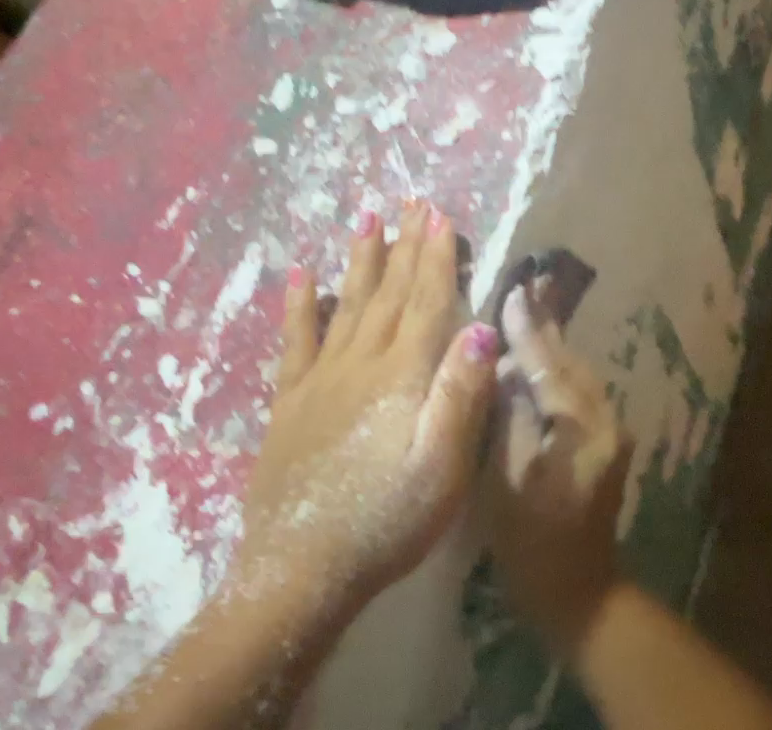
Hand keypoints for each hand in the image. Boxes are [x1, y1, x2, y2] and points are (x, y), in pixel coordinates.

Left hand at [233, 201, 500, 618]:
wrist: (300, 569)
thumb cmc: (387, 519)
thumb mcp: (443, 465)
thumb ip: (460, 393)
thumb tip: (481, 327)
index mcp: (402, 375)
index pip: (426, 302)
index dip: (436, 257)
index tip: (440, 215)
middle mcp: (360, 364)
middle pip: (388, 293)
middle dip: (404, 246)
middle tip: (411, 202)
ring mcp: (320, 379)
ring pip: (346, 304)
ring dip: (359, 261)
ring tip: (366, 220)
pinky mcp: (290, 402)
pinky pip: (295, 341)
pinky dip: (299, 305)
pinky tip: (300, 276)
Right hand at [484, 286, 632, 654]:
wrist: (579, 590)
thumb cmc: (530, 543)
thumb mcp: (506, 480)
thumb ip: (510, 417)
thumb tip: (507, 366)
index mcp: (580, 429)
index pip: (550, 366)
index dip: (529, 329)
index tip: (514, 291)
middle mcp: (606, 420)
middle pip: (571, 364)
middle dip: (547, 328)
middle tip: (527, 286)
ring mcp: (613, 431)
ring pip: (580, 376)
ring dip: (555, 347)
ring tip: (531, 312)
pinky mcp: (610, 441)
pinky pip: (583, 394)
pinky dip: (561, 373)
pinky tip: (542, 360)